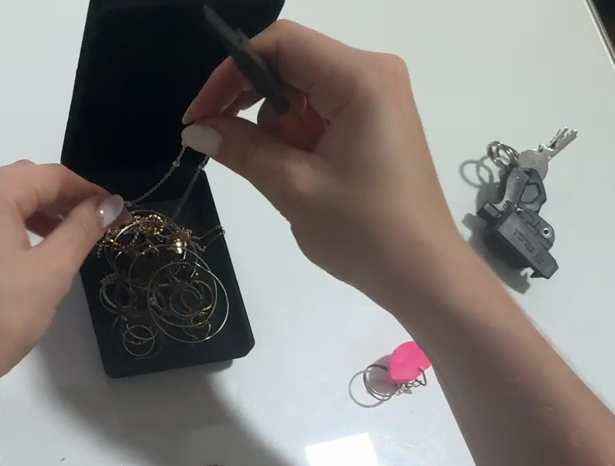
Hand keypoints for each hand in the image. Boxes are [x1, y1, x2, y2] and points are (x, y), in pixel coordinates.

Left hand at [0, 162, 121, 430]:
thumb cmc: (1, 319)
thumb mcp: (52, 273)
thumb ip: (81, 230)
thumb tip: (108, 204)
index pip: (50, 176)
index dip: (87, 191)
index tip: (115, 211)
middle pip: (20, 184)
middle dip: (58, 200)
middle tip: (92, 225)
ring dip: (31, 215)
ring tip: (60, 242)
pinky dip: (4, 231)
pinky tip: (19, 258)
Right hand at [181, 22, 479, 318]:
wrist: (418, 271)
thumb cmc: (362, 231)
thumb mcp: (294, 189)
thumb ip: (242, 151)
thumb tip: (196, 130)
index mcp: (359, 78)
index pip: (282, 45)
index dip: (231, 72)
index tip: (198, 115)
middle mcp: (370, 75)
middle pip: (291, 64)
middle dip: (246, 99)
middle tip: (212, 139)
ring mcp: (374, 100)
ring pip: (301, 93)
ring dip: (270, 126)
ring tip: (264, 170)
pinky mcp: (371, 125)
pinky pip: (318, 115)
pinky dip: (292, 138)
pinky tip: (286, 171)